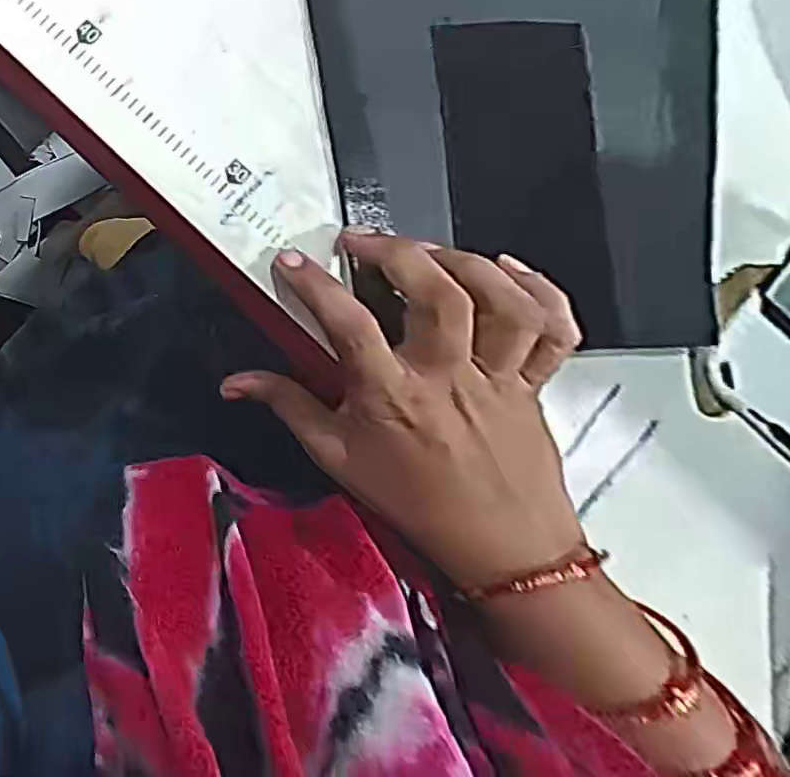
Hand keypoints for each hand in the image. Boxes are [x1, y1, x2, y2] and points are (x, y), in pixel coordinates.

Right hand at [222, 230, 586, 590]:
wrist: (503, 547)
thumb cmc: (413, 498)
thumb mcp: (333, 453)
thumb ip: (285, 405)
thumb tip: (235, 383)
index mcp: (392, 396)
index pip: (350, 325)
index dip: (315, 286)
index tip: (292, 262)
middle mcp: (448, 379)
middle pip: (438, 297)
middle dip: (397, 254)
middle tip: (362, 241)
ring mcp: (498, 378)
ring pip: (502, 304)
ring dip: (463, 262)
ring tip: (425, 249)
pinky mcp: (533, 383)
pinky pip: (554, 329)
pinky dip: (538, 289)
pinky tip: (503, 267)